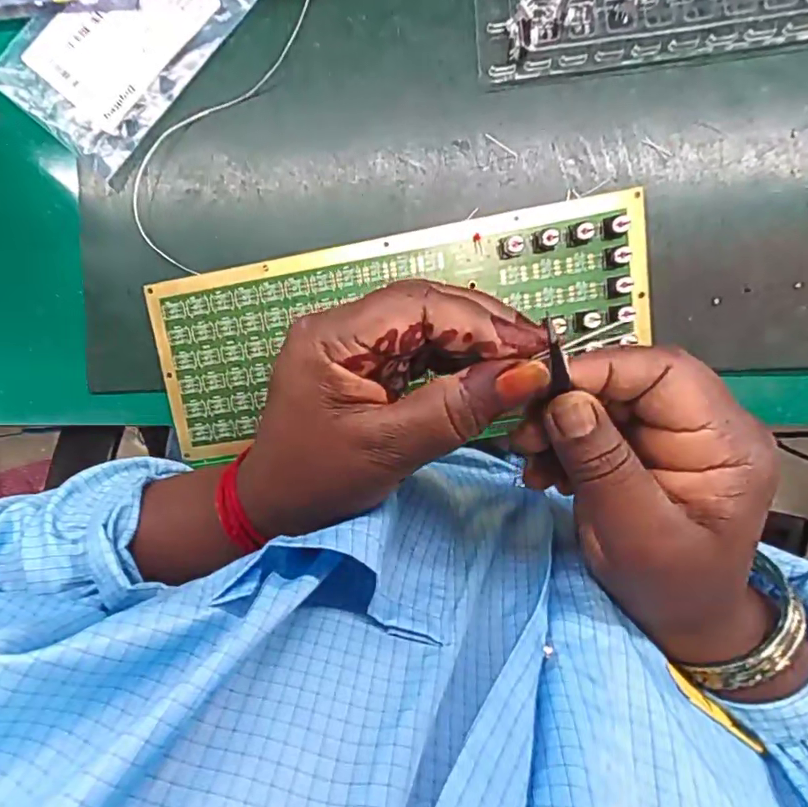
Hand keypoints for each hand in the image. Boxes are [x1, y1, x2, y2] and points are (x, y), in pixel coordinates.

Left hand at [235, 280, 553, 537]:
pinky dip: (453, 359)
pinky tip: (484, 373)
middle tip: (534, 353)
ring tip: (518, 364)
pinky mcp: (361, 362)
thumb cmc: (313, 479)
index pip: (415, 305)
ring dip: (473, 341)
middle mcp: (337, 328)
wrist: (273, 501)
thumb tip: (524, 375)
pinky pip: (415, 348)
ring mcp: (349, 343)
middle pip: (422, 306)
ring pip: (423, 323)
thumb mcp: (387, 447)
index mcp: (329, 337)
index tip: (530, 349)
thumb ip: (455, 409)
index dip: (479, 322)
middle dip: (482, 326)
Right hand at [510, 345, 782, 666]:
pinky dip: (557, 442)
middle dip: (567, 401)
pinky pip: (590, 424)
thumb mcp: (635, 530)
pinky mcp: (637, 449)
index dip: (600, 369)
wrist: (678, 620)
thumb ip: (602, 464)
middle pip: (626, 381)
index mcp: (726, 443)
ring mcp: (667, 437)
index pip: (665, 371)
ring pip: (600, 400)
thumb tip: (565, 402)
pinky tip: (544, 471)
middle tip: (525, 433)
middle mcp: (701, 427)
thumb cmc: (672, 586)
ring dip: (555, 423)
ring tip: (531, 458)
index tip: (543, 391)